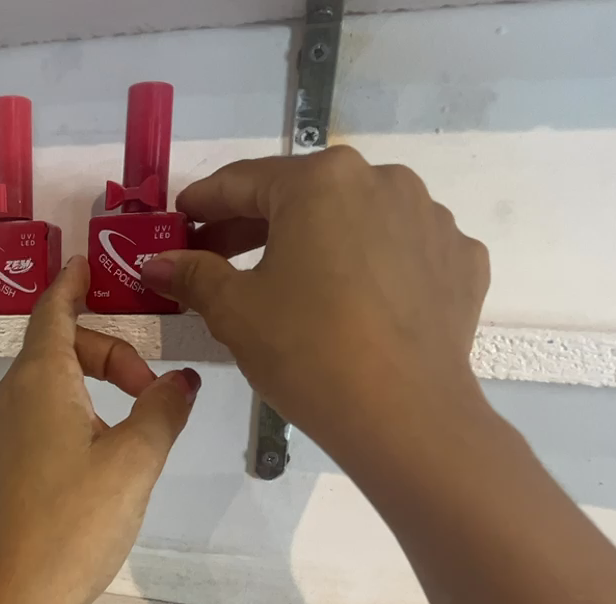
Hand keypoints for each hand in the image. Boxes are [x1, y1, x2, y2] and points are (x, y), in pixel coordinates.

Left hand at [0, 256, 198, 603]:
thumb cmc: (73, 524)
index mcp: (37, 382)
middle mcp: (3, 403)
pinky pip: (29, 432)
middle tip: (152, 397)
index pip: (54, 313)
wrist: (5, 602)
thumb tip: (182, 382)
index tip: (87, 265)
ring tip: (128, 442)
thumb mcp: (134, 464)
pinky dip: (65, 429)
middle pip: (55, 354)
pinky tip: (89, 476)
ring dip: (88, 399)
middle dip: (107, 358)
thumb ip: (161, 412)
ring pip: (43, 397)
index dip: (73, 285)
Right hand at [140, 147, 492, 475]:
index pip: (245, 181)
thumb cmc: (305, 350)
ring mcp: (430, 218)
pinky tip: (351, 305)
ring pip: (355, 221)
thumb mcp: (234, 311)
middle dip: (256, 227)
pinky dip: (368, 269)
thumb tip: (156, 261)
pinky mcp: (459, 260)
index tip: (181, 219)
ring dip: (315, 244)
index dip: (204, 202)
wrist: (402, 413)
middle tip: (219, 259)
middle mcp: (383, 180)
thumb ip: (192, 275)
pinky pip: (399, 253)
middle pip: (303, 197)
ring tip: (289, 285)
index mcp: (320, 182)